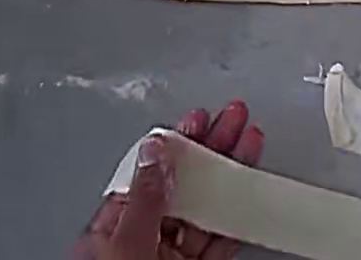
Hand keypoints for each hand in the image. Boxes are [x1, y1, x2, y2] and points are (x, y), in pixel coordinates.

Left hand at [71, 101, 263, 259]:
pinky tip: (249, 184)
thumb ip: (143, 200)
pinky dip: (237, 209)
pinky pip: (219, 238)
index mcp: (111, 232)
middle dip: (210, 146)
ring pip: (205, 204)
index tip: (201, 118)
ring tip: (250, 136)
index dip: (176, 142)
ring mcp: (169, 258)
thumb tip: (157, 146)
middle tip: (234, 115)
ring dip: (229, 169)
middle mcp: (142, 240)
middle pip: (181, 182)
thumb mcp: (123, 250)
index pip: (147, 173)